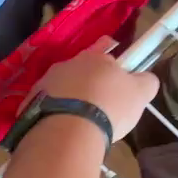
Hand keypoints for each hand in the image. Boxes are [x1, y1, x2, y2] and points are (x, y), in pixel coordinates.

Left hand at [37, 37, 158, 140]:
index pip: (105, 46)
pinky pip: (47, 103)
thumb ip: (146, 81)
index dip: (112, 54)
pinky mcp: (31, 102)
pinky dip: (55, 111)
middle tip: (101, 101)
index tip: (116, 65)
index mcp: (96, 58)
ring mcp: (47, 81)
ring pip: (62, 84)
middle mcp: (68, 63)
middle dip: (90, 79)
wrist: (68, 131)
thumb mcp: (140, 94)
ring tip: (80, 118)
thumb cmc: (109, 107)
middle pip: (82, 67)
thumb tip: (146, 78)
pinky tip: (62, 126)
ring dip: (71, 95)